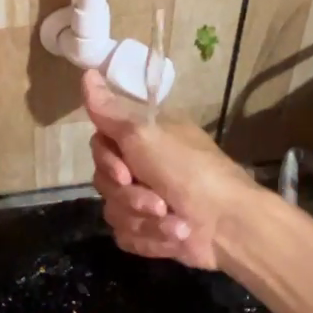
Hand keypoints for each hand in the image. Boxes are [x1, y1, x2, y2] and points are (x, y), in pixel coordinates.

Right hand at [83, 69, 271, 270]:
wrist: (228, 226)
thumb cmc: (190, 173)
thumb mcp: (146, 136)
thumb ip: (109, 110)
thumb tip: (85, 73)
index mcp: (144, 137)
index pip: (99, 144)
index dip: (107, 162)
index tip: (125, 171)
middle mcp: (142, 165)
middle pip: (103, 181)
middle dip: (130, 197)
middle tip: (158, 201)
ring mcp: (144, 201)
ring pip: (113, 212)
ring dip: (145, 221)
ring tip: (175, 222)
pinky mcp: (148, 232)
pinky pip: (126, 236)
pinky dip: (151, 239)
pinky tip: (174, 237)